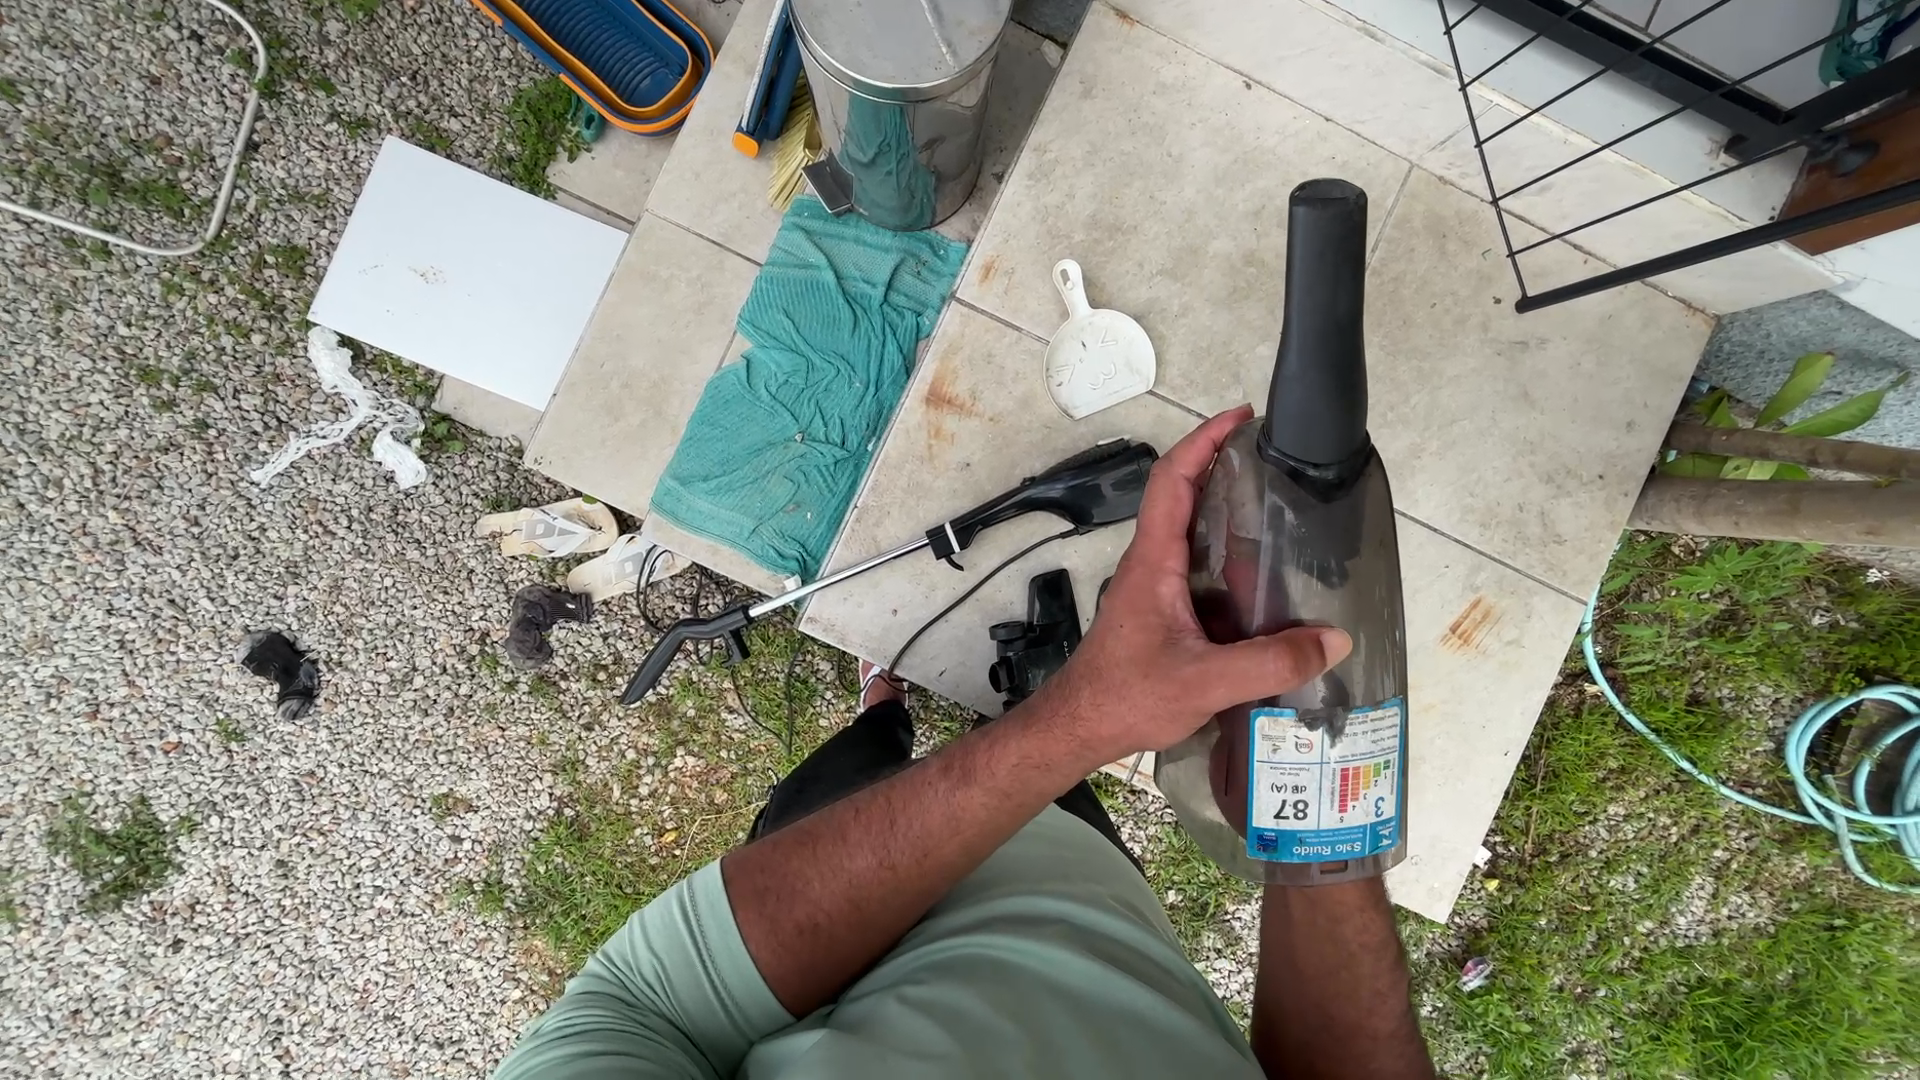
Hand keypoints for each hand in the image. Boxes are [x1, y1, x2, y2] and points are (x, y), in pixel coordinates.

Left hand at [1037, 406, 1351, 769]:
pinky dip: (1229, 561)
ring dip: (1227, 515)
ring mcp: (1152, 587)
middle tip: (1275, 460)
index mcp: (1153, 562)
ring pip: (1191, 535)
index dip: (1202, 441)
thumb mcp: (1204, 682)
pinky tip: (1265, 581)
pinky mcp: (1159, 610)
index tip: (1240, 417)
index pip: (1171, 481)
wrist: (1080, 725)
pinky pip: (1198, 571)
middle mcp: (1150, 564)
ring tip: (1281, 513)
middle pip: (1182, 497)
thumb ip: (1270, 663)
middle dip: (1222, 467)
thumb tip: (1335, 640)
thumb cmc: (1127, 696)